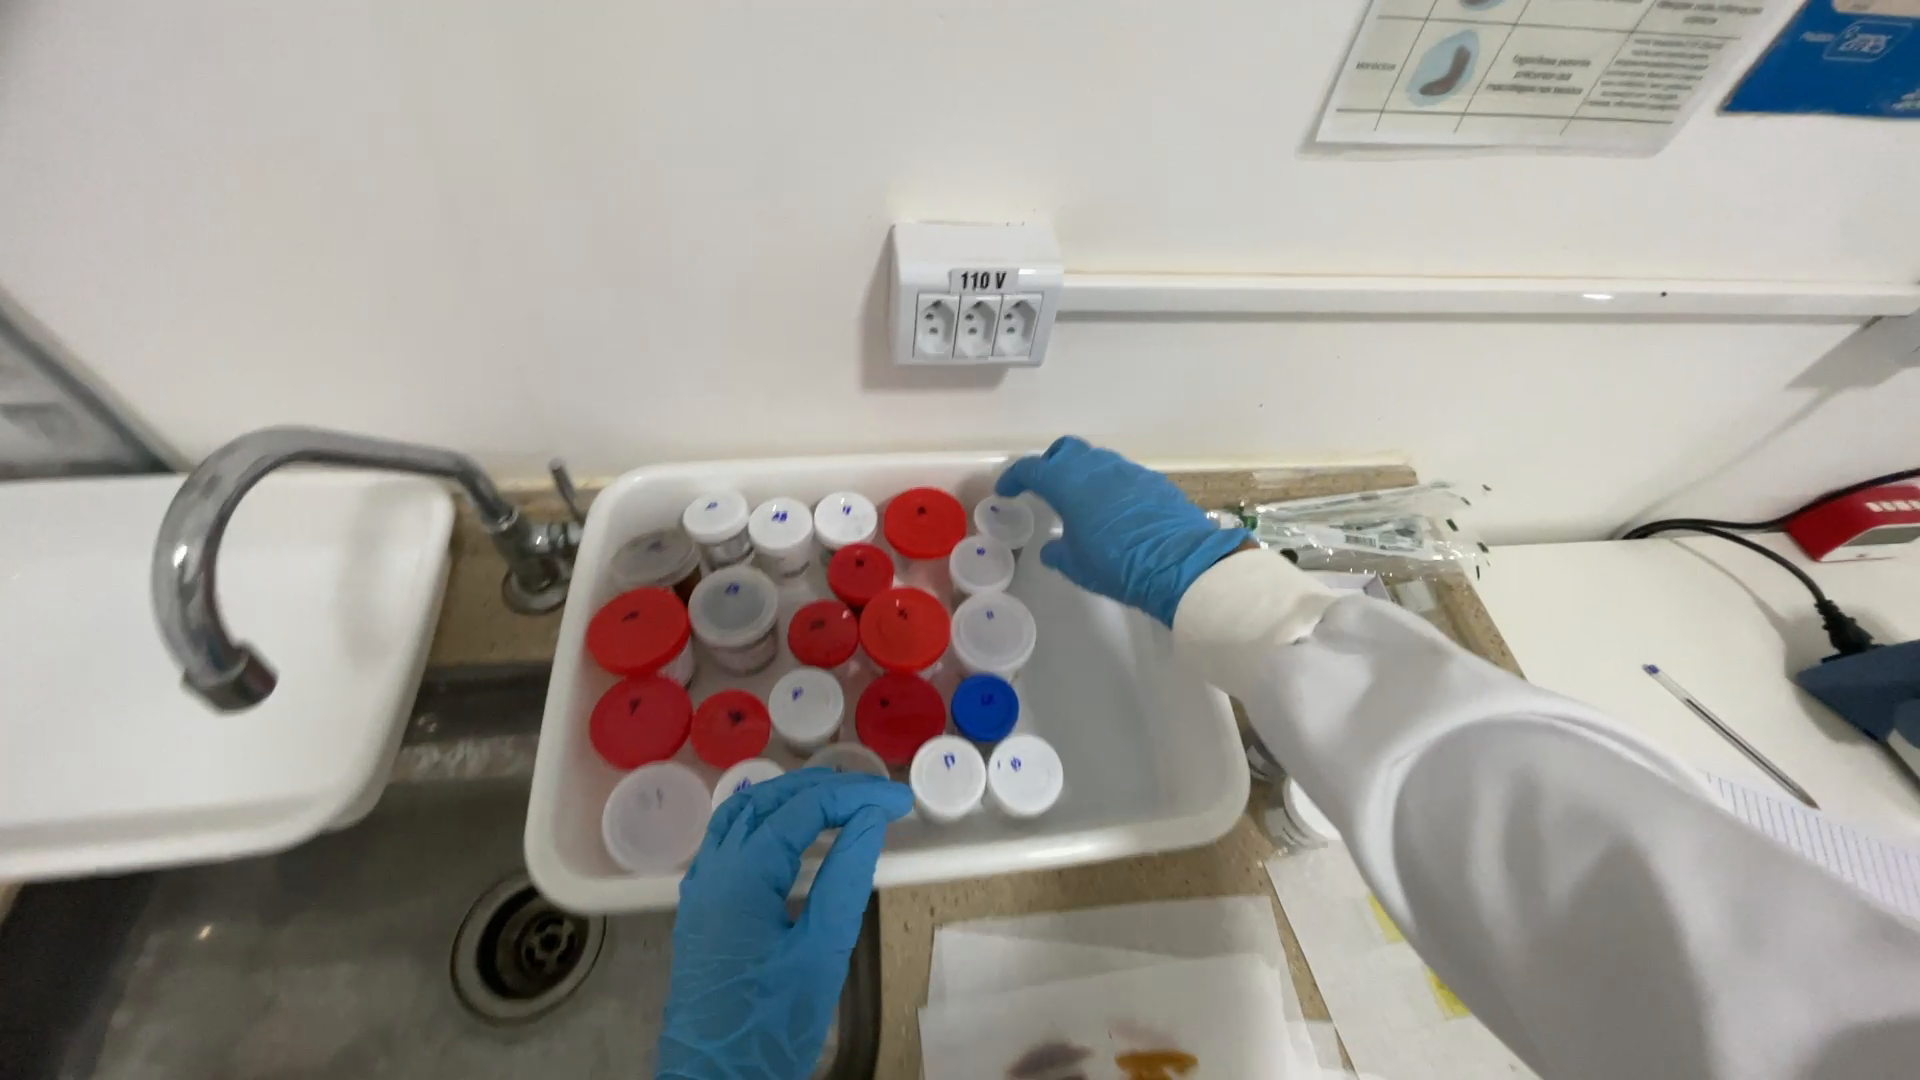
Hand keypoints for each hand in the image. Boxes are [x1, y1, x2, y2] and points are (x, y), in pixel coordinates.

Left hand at [657, 769, 913, 1078]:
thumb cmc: (771, 1024)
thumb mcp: (821, 952)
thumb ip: (846, 878)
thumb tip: (870, 817)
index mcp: (741, 874)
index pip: (804, 809)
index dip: (855, 797)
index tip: (899, 802)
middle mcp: (714, 868)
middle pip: (771, 800)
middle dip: (827, 788)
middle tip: (876, 795)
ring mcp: (702, 886)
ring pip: (744, 812)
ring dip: (793, 796)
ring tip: (840, 798)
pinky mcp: (703, 906)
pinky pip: (730, 837)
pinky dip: (765, 817)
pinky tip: (788, 827)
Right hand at [996, 435, 1250, 625]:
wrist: (1179, 564)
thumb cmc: (1116, 564)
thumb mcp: (1075, 565)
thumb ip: (1058, 552)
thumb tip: (1052, 548)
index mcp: (1068, 483)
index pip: (1031, 469)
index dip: (1014, 478)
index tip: (1007, 491)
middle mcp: (1097, 467)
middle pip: (1065, 450)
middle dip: (1050, 464)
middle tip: (1044, 487)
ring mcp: (1128, 470)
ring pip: (1096, 461)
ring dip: (1083, 475)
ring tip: (1081, 501)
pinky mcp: (1153, 481)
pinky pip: (1122, 476)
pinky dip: (1110, 487)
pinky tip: (1114, 512)